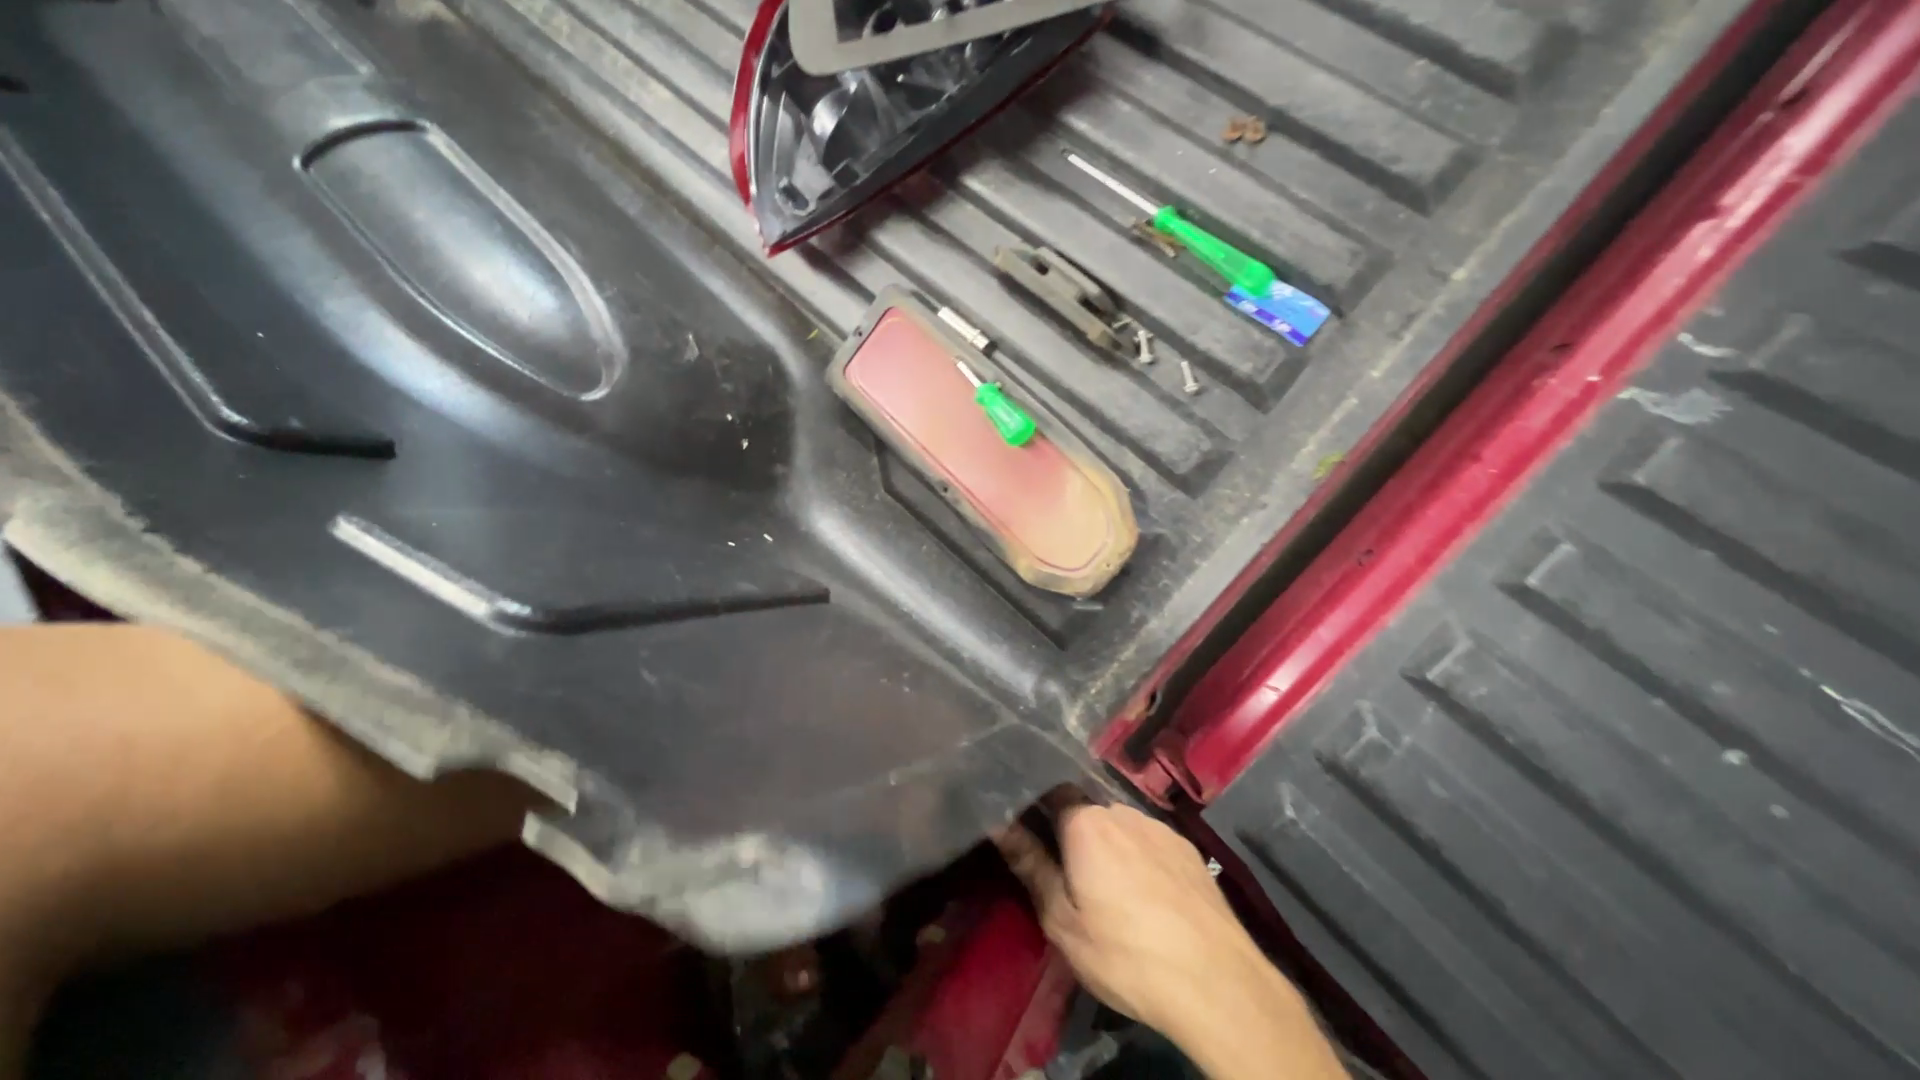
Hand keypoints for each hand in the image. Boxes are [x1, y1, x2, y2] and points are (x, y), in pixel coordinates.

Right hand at [996, 797, 1347, 1079]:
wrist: (1216, 982)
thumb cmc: (1125, 955)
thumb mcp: (1062, 921)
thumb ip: (1031, 865)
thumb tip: (999, 823)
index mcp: (1086, 823)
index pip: (1049, 792)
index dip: (1033, 808)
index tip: (1023, 831)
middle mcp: (1123, 813)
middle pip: (1086, 811)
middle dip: (1072, 834)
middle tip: (1064, 872)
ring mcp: (1162, 830)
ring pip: (1121, 827)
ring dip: (1108, 847)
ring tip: (1106, 888)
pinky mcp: (1190, 851)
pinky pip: (1150, 843)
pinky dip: (1139, 858)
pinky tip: (1144, 895)